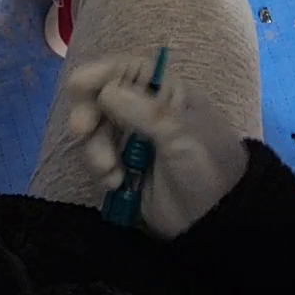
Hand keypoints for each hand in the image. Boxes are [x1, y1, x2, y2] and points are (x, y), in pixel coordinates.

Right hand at [64, 53, 249, 237]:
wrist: (218, 224)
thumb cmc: (208, 168)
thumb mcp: (181, 135)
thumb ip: (143, 111)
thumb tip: (104, 92)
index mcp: (165, 94)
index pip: (127, 71)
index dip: (100, 73)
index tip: (77, 84)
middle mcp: (144, 112)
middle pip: (102, 99)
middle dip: (88, 112)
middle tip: (80, 128)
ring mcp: (131, 141)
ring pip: (95, 131)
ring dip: (95, 148)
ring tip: (108, 169)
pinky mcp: (122, 168)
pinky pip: (97, 160)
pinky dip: (101, 170)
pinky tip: (115, 183)